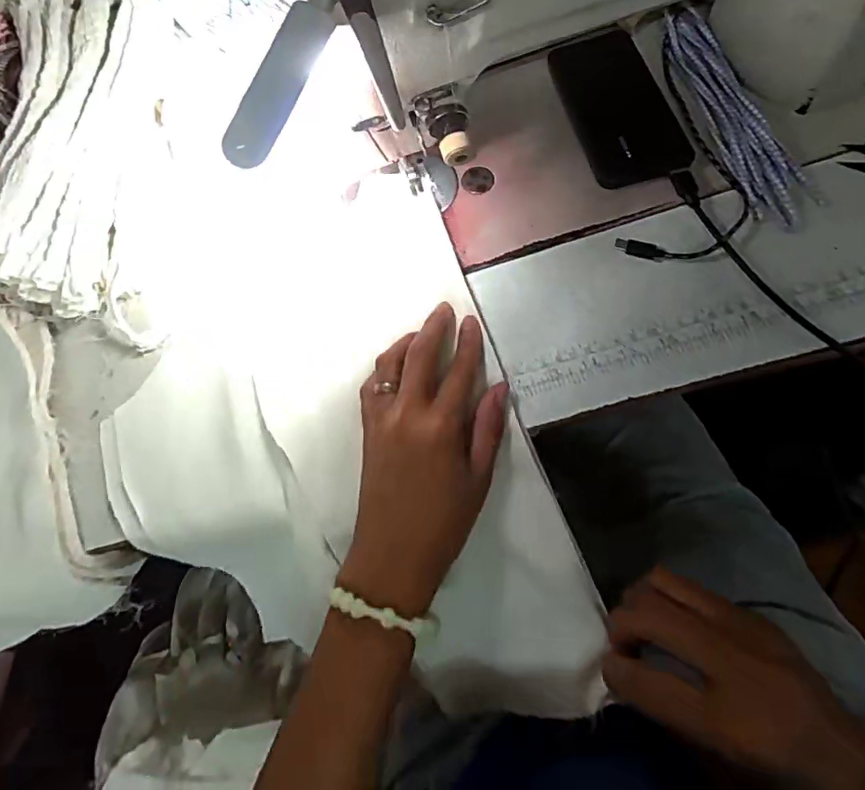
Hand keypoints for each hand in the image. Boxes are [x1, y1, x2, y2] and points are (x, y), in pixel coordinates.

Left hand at [338, 303, 508, 620]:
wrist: (392, 554)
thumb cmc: (445, 521)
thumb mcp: (478, 478)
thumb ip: (487, 428)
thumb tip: (498, 386)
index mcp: (441, 426)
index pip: (458, 372)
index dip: (468, 343)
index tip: (471, 322)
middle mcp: (408, 414)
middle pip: (420, 356)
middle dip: (433, 328)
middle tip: (444, 309)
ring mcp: (382, 419)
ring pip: (390, 366)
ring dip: (406, 342)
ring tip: (421, 332)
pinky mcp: (367, 430)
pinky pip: (372, 387)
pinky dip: (384, 368)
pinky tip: (396, 367)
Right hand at [603, 568, 864, 788]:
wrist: (837, 747)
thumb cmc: (770, 758)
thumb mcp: (716, 751)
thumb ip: (667, 710)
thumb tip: (623, 672)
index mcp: (721, 716)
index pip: (644, 680)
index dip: (613, 669)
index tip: (607, 667)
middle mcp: (728, 660)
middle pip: (649, 612)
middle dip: (619, 623)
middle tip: (620, 643)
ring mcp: (741, 625)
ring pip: (665, 581)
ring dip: (642, 598)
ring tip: (643, 621)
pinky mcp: (751, 612)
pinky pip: (692, 587)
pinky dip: (670, 597)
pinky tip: (677, 620)